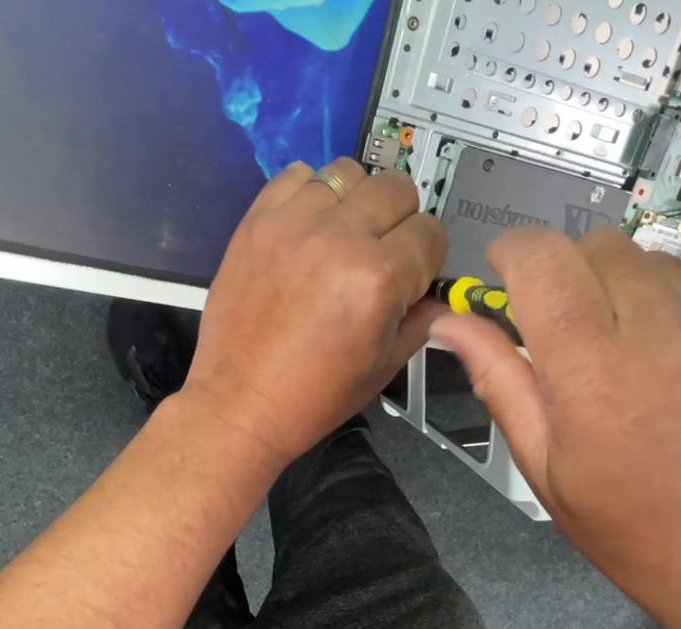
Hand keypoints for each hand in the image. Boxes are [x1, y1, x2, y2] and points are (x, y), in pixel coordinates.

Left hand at [181, 158, 446, 463]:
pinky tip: (309, 229)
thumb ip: (421, 320)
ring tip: (342, 238)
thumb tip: (438, 295)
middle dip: (399, 221)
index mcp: (377, 278)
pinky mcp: (257, 221)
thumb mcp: (384, 366)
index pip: (431, 232)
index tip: (413, 276)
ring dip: (354, 202)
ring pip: (348, 173)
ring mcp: (293, 224)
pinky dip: (310, 194)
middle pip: (396, 188)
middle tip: (381, 255)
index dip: (427, 258)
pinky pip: (297, 175)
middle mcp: (338, 238)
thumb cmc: (314, 395)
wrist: (243, 403)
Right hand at [430, 227, 680, 616]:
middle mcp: (661, 335)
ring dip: (621, 287)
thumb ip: (498, 379)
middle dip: (567, 271)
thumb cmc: (619, 520)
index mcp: (593, 374)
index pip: (543, 261)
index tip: (506, 271)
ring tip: (624, 348)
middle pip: (598, 247)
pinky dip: (671, 306)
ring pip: (650, 260)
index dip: (515, 253)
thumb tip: (452, 320)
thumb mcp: (540, 462)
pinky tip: (672, 360)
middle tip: (565, 324)